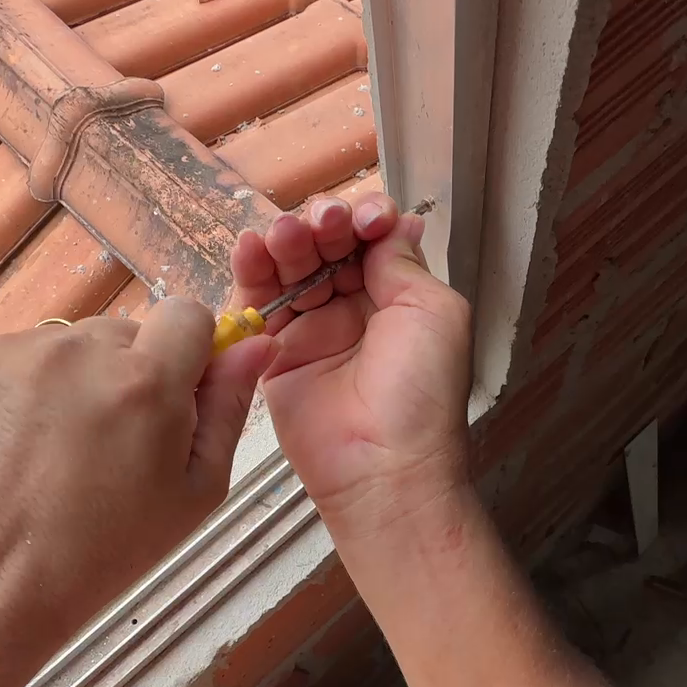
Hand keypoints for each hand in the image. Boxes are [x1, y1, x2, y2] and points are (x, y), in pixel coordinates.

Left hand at [0, 298, 276, 647]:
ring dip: (86, 381)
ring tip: (65, 450)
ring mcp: (18, 350)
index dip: (193, 353)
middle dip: (137, 373)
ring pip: (78, 345)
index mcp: (146, 381)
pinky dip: (36, 390)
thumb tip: (256, 344)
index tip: (179, 400)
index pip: (189, 314)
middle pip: (132, 333)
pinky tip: (25, 446)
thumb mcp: (197, 491)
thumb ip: (228, 408)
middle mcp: (81, 348)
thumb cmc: (109, 549)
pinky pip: (27, 357)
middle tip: (119, 444)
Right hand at [236, 193, 473, 540]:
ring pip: (291, 267)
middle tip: (323, 227)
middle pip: (327, 247)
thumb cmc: (421, 395)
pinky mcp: (275, 355)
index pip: (371, 241)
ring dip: (286, 240)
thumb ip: (404, 264)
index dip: (364, 219)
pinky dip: (251, 270)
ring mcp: (313, 332)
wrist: (383, 467)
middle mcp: (355, 311)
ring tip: (285, 236)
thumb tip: (392, 224)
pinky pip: (258, 303)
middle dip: (323, 225)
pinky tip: (252, 247)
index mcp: (398, 300)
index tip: (366, 219)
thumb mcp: (435, 314)